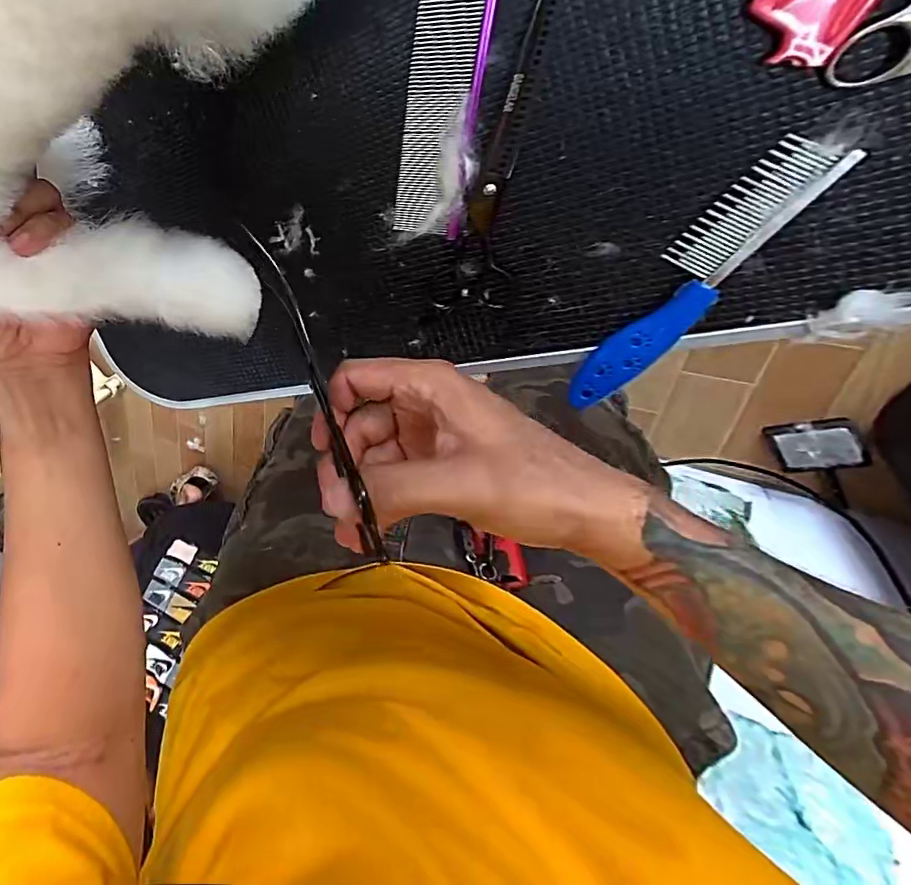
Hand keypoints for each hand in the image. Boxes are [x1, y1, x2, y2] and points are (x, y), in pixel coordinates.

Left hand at [0, 182, 91, 374]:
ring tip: (19, 249)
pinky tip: (38, 255)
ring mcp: (48, 237)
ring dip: (32, 220)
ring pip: (47, 200)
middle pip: (19, 185)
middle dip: (9, 202)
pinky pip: (71, 224)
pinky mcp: (75, 249)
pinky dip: (54, 233)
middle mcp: (17, 226)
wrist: (25, 356)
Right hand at [310, 359, 652, 567]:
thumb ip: (392, 489)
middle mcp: (427, 404)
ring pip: (376, 453)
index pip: (358, 378)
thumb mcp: (459, 482)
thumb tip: (335, 505)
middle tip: (340, 508)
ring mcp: (434, 435)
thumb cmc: (532, 483)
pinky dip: (381, 499)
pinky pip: (397, 475)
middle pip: (361, 421)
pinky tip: (370, 531)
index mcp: (431, 386)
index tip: (325, 455)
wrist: (585, 511)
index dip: (333, 410)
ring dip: (361, 489)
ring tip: (354, 531)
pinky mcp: (442, 464)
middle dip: (346, 462)